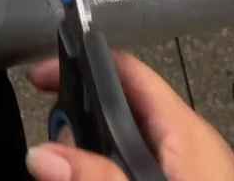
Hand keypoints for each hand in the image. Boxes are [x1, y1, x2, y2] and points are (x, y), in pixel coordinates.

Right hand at [26, 53, 233, 180]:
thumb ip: (97, 180)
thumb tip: (42, 155)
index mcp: (188, 134)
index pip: (126, 72)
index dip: (80, 64)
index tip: (40, 79)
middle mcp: (192, 149)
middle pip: (121, 112)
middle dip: (79, 124)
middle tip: (51, 149)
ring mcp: (193, 178)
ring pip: (128, 151)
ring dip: (94, 162)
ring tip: (68, 173)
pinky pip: (141, 173)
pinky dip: (113, 178)